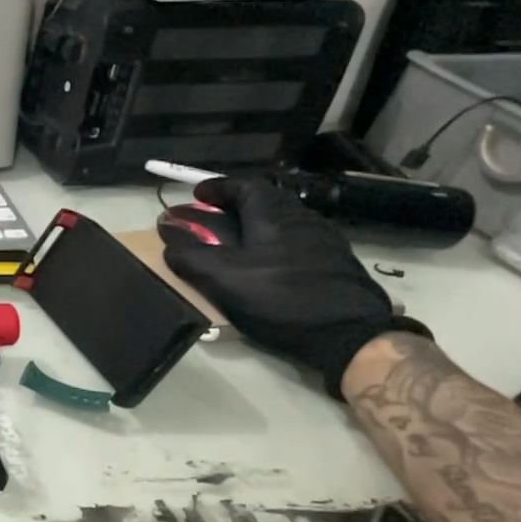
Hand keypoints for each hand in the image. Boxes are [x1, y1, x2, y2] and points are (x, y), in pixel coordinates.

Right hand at [158, 177, 427, 397]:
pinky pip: (295, 243)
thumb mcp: (224, 279)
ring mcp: (324, 244)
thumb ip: (190, 254)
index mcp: (275, 218)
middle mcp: (302, 222)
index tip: (197, 195)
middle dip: (232, 206)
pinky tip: (265, 266)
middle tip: (208, 217)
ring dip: (252, 226)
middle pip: (265, 203)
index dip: (219, 187)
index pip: (246, 186)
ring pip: (281, 224)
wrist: (352, 335)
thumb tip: (168, 232)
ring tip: (231, 242)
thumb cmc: (282, 299)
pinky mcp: (336, 267)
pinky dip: (271, 245)